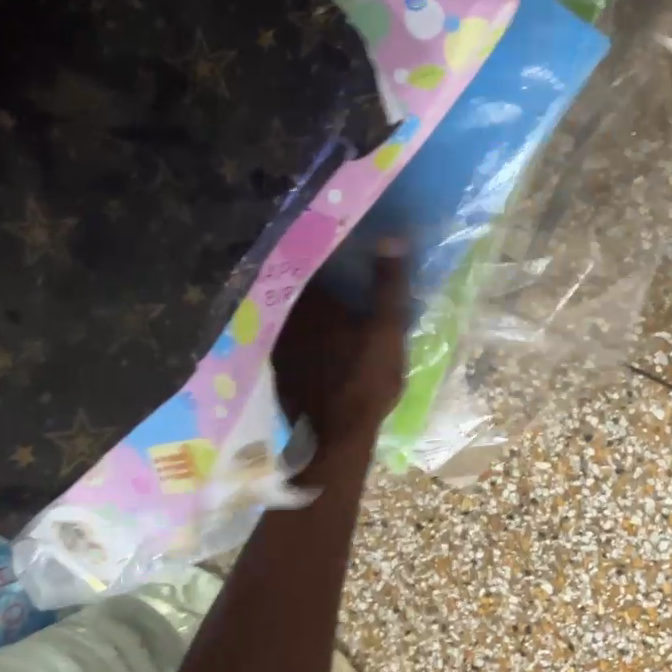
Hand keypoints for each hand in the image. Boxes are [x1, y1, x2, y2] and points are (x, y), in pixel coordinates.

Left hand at [271, 242, 409, 457]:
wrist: (334, 436)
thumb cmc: (366, 379)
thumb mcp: (388, 329)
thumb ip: (389, 284)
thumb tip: (393, 236)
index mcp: (314, 301)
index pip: (315, 262)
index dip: (330, 253)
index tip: (346, 248)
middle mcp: (287, 316)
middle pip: (302, 286)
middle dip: (319, 279)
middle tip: (342, 276)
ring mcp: (278, 344)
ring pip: (295, 313)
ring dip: (310, 308)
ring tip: (333, 307)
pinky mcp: (278, 368)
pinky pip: (291, 338)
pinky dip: (304, 334)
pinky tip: (321, 342)